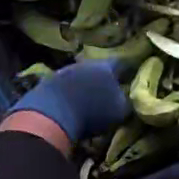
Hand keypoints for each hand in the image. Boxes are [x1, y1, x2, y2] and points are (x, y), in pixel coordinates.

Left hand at [4, 61, 130, 151]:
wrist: (51, 114)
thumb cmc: (92, 112)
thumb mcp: (119, 111)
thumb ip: (126, 101)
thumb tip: (127, 97)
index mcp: (107, 67)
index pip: (121, 64)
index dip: (127, 70)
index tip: (131, 76)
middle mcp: (86, 64)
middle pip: (98, 68)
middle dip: (103, 78)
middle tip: (109, 89)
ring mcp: (64, 71)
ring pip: (80, 75)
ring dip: (84, 85)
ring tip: (88, 99)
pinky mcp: (47, 83)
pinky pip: (64, 86)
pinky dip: (69, 93)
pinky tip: (70, 105)